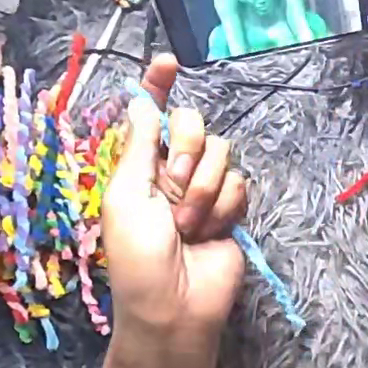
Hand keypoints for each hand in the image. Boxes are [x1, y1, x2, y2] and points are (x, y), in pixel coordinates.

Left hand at [100, 55, 248, 367]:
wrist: (177, 306)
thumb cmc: (138, 256)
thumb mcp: (127, 197)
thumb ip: (140, 147)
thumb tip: (143, 102)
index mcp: (142, 166)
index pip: (154, 116)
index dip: (159, 86)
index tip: (168, 61)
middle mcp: (176, 171)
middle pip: (196, 126)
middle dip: (187, 154)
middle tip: (173, 190)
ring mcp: (207, 189)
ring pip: (223, 154)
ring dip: (204, 191)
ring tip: (189, 226)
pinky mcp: (233, 208)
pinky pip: (240, 182)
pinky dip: (224, 207)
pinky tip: (211, 232)